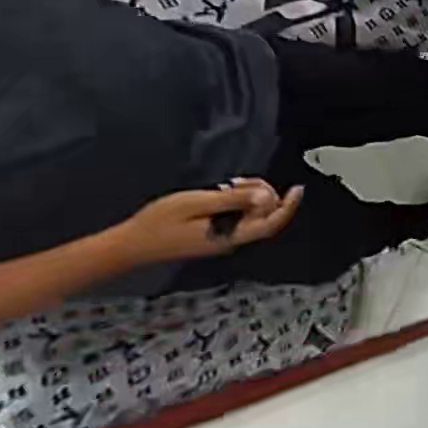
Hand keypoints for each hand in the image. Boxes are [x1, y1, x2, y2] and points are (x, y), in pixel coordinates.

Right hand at [105, 179, 303, 266]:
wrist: (128, 244)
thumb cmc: (160, 222)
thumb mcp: (198, 204)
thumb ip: (234, 201)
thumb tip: (266, 198)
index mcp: (230, 236)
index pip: (270, 224)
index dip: (288, 206)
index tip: (298, 188)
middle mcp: (232, 239)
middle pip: (265, 214)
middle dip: (262, 193)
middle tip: (238, 182)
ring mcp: (224, 237)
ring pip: (254, 212)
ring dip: (250, 194)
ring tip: (229, 185)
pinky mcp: (217, 232)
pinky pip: (241, 214)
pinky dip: (240, 199)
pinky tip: (226, 190)